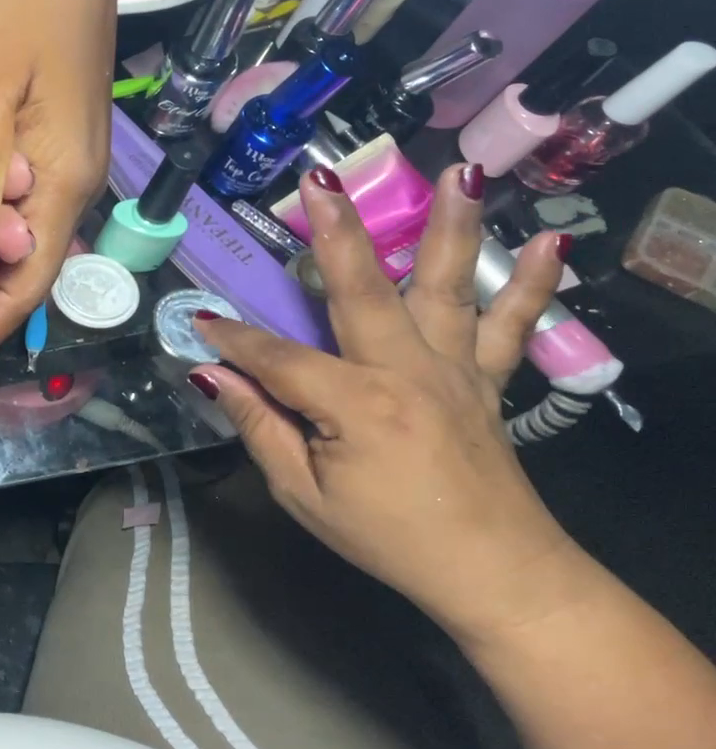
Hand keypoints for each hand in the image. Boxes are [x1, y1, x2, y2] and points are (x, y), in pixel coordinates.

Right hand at [188, 164, 581, 639]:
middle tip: (319, 179)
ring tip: (457, 174)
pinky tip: (550, 242)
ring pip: (449, 288)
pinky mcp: (486, 381)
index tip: (197, 324)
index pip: (276, 355)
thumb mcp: (302, 493)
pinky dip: (532, 284)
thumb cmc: (388, 538)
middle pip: (363, 290)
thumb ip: (258, 425)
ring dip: (451, 228)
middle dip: (335, 232)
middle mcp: (409, 372)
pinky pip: (511, 326)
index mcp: (357, 403)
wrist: (498, 574)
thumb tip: (210, 373)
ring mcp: (455, 371)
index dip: (231, 339)